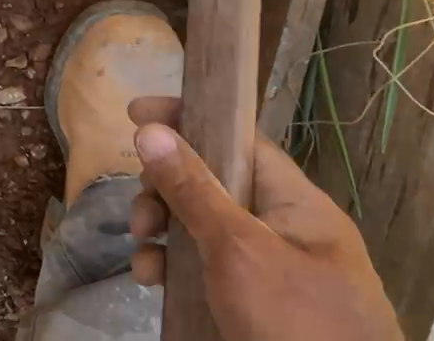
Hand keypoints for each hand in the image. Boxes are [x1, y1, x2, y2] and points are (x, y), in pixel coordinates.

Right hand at [128, 97, 401, 340]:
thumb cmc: (296, 325)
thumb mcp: (236, 250)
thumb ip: (192, 188)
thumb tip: (150, 127)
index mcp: (300, 208)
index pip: (239, 139)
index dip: (188, 119)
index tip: (133, 113)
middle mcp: (290, 232)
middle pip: (213, 182)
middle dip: (164, 189)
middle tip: (140, 212)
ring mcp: (276, 272)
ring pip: (203, 225)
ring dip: (162, 229)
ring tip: (141, 253)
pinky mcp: (259, 305)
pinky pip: (207, 265)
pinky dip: (173, 264)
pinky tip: (152, 280)